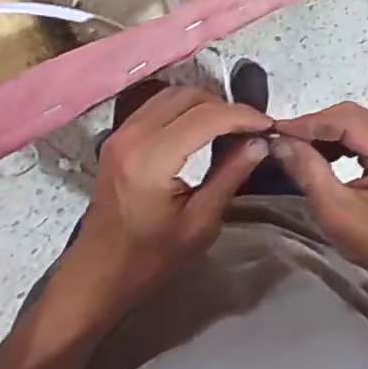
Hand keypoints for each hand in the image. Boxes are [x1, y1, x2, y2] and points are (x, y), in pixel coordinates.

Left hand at [71, 86, 271, 306]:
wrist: (99, 274)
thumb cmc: (151, 259)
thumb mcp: (200, 223)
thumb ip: (230, 176)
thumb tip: (260, 143)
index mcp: (151, 160)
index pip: (206, 117)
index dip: (243, 116)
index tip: (268, 125)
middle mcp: (132, 136)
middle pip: (189, 96)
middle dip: (226, 107)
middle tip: (251, 129)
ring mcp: (120, 134)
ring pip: (172, 94)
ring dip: (205, 104)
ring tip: (230, 128)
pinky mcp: (117, 138)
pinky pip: (157, 106)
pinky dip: (185, 109)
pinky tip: (203, 130)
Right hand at [269, 102, 367, 289]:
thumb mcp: (336, 211)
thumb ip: (308, 171)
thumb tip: (280, 141)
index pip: (347, 121)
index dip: (309, 123)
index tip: (276, 132)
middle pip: (351, 117)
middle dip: (314, 126)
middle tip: (282, 141)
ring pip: (354, 122)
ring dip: (324, 133)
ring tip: (296, 148)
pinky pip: (361, 133)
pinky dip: (337, 141)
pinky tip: (318, 154)